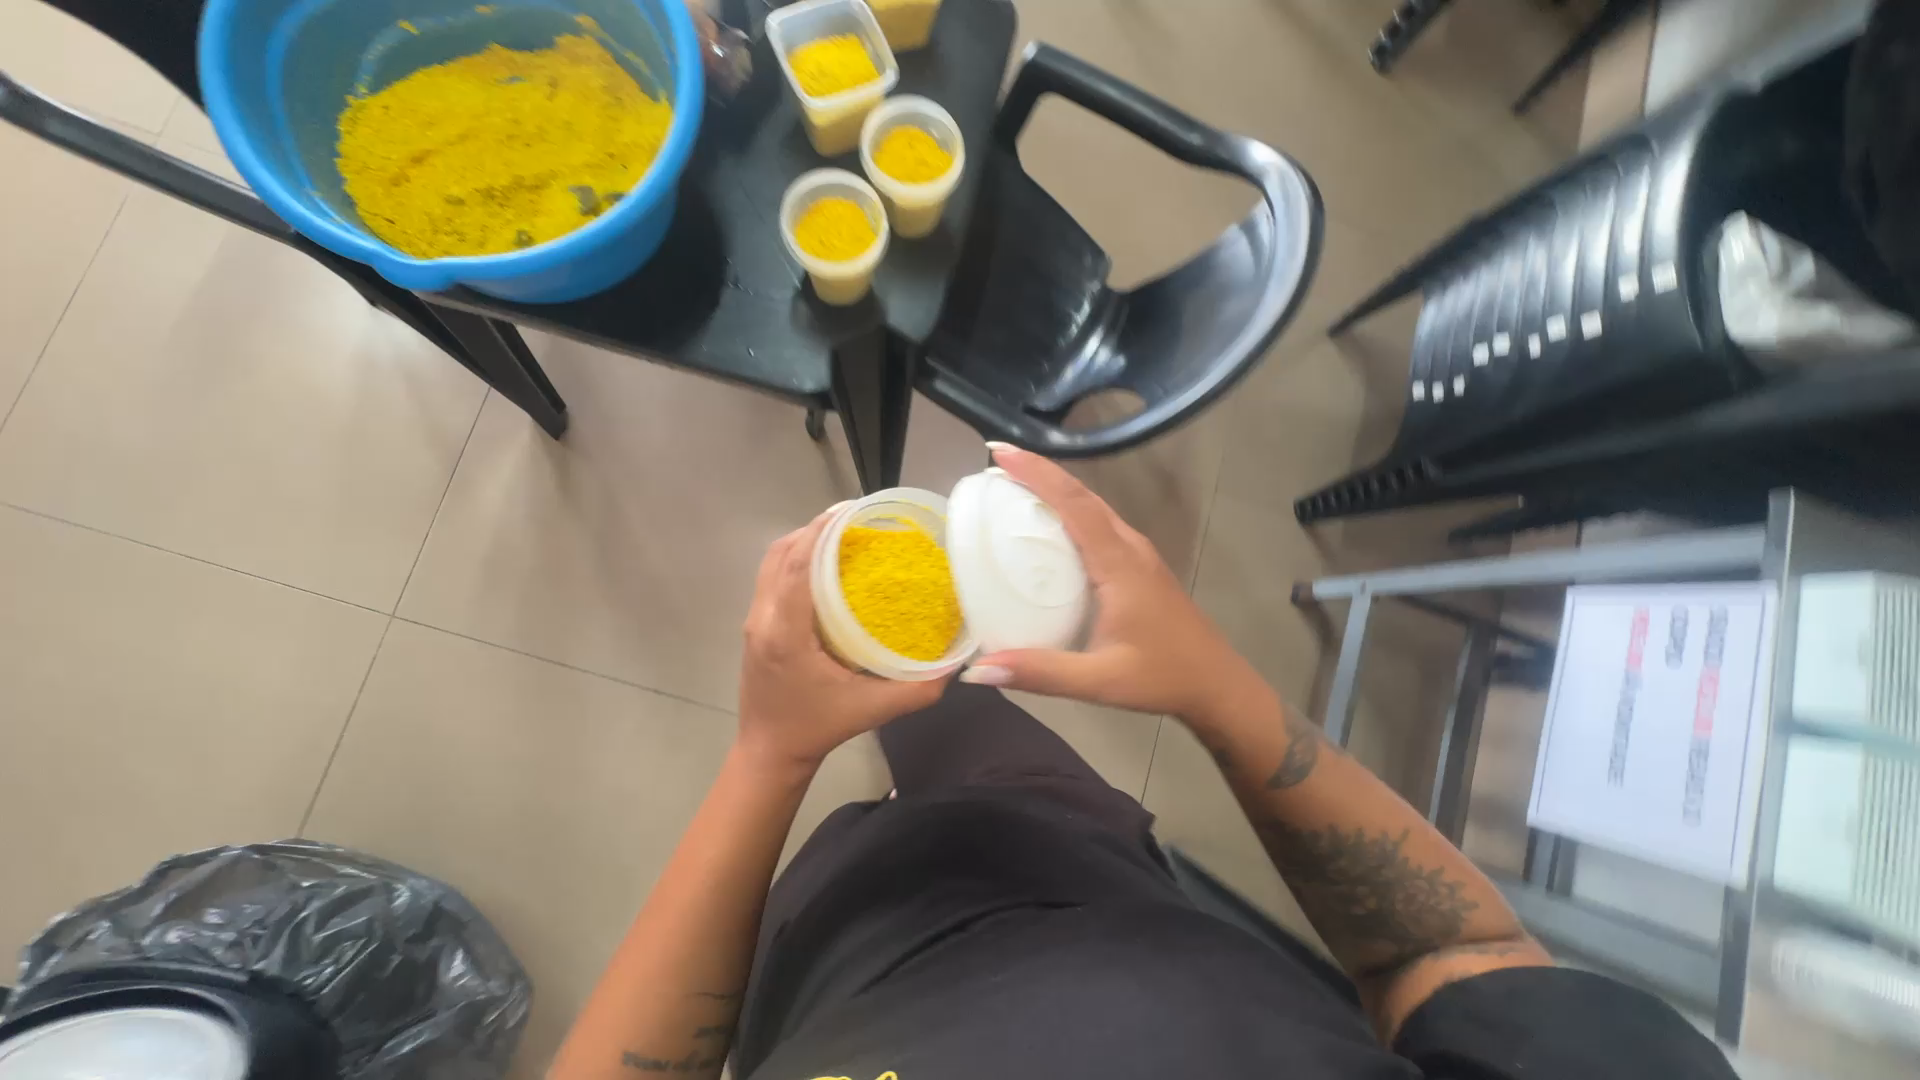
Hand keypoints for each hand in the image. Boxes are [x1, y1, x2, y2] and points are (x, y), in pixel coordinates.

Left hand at [737, 507, 948, 771]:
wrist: (770, 752)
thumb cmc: (819, 728)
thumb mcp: (874, 710)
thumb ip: (919, 688)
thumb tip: (959, 661)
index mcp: (786, 632)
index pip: (798, 565)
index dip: (822, 531)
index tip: (853, 511)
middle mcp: (763, 618)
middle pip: (783, 553)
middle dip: (816, 528)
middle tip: (856, 518)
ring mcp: (753, 620)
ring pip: (773, 561)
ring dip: (804, 540)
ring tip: (842, 533)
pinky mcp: (754, 625)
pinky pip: (771, 576)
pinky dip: (796, 558)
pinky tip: (824, 562)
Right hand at [959, 445, 1257, 719]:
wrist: (1217, 685)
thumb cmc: (1162, 676)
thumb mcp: (1099, 682)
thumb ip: (1040, 673)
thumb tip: (978, 670)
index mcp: (1119, 563)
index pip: (1074, 502)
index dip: (1036, 472)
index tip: (999, 452)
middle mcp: (1130, 548)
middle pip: (1083, 495)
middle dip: (1040, 472)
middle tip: (997, 466)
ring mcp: (1139, 555)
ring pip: (1094, 507)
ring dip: (1056, 489)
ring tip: (1014, 488)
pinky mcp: (1140, 567)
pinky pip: (1099, 525)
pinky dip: (1070, 512)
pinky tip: (1050, 529)